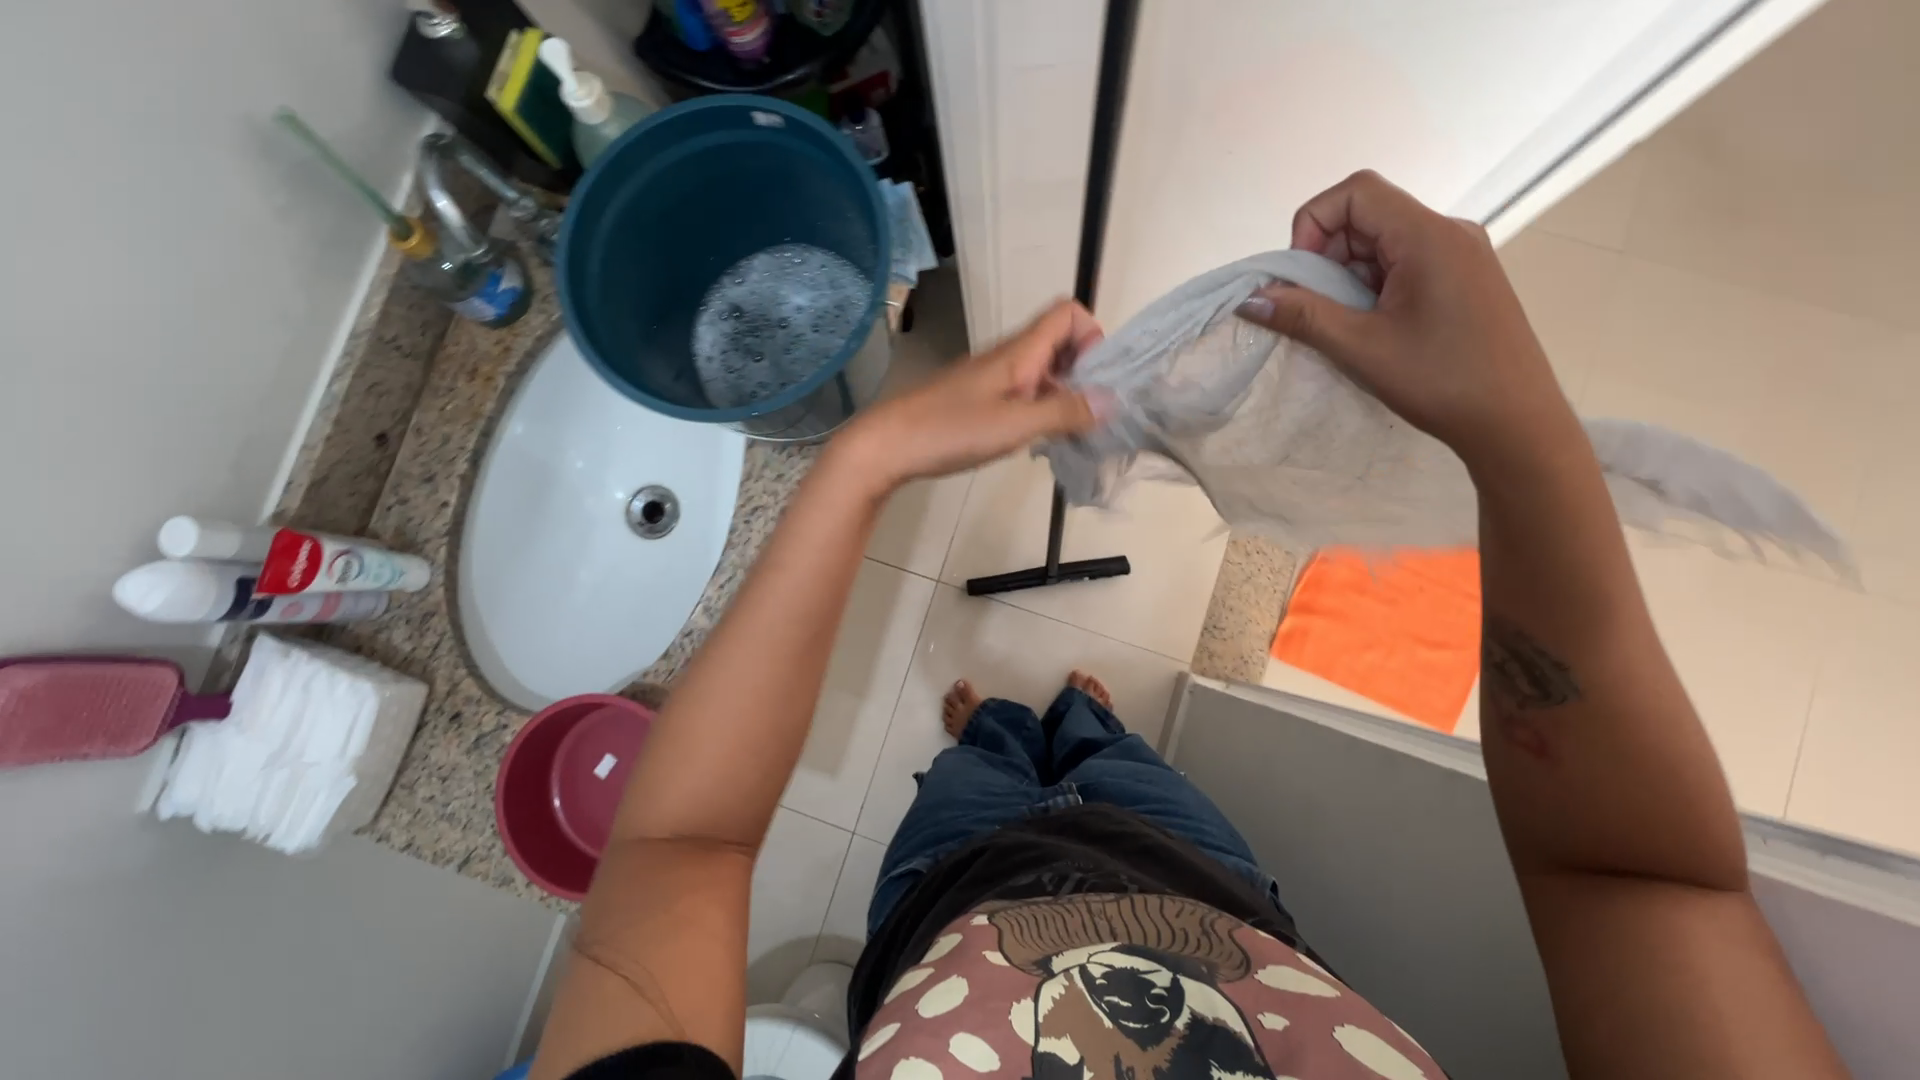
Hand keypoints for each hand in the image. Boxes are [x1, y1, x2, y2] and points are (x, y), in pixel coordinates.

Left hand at [830, 300, 1105, 491]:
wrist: (888, 444)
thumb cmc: (950, 429)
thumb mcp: (1015, 424)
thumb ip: (1064, 411)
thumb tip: (1111, 401)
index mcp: (1019, 352)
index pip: (1068, 313)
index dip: (1092, 336)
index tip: (1097, 379)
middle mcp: (1008, 357)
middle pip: (1060, 343)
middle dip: (1084, 372)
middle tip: (1088, 415)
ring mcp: (992, 378)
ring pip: (1042, 371)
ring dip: (1063, 395)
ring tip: (1068, 433)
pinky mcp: (979, 399)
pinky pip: (1023, 393)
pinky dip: (1039, 409)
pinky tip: (1035, 439)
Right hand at [1233, 170, 1577, 466]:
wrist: (1514, 421)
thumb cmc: (1439, 381)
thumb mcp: (1360, 348)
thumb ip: (1302, 315)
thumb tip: (1251, 298)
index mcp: (1428, 236)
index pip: (1356, 192)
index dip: (1314, 223)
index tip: (1301, 276)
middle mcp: (1449, 232)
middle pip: (1368, 214)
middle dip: (1326, 254)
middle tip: (1316, 307)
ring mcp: (1460, 254)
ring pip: (1383, 241)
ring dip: (1348, 274)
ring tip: (1345, 324)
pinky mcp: (1463, 278)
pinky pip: (1404, 262)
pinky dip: (1373, 285)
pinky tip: (1373, 327)